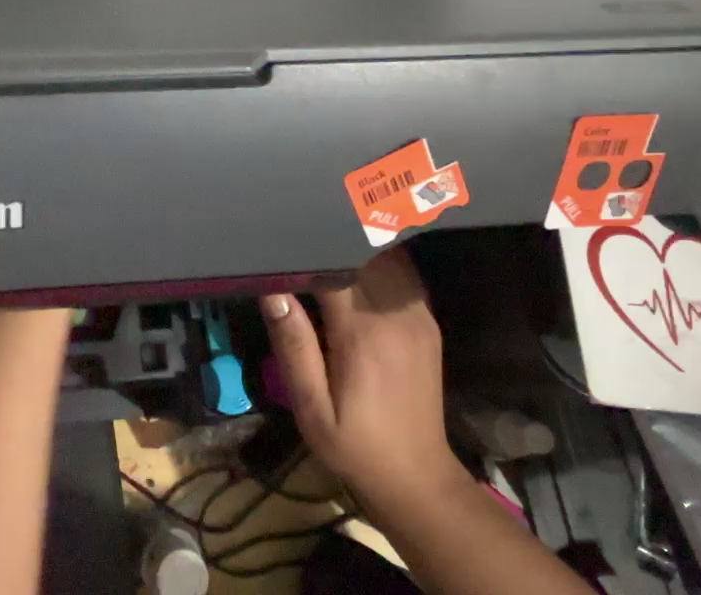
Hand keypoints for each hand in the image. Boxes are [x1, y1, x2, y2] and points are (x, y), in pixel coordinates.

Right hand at [260, 248, 470, 511]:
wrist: (417, 478)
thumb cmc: (354, 444)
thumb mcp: (311, 406)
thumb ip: (294, 345)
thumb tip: (272, 291)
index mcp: (363, 335)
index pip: (335, 268)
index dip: (308, 246)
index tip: (281, 233)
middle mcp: (396, 317)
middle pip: (366, 253)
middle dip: (334, 235)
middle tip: (299, 222)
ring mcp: (418, 317)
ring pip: (390, 257)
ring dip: (360, 242)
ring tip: (326, 230)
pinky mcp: (427, 323)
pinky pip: (404, 274)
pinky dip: (381, 257)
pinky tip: (357, 255)